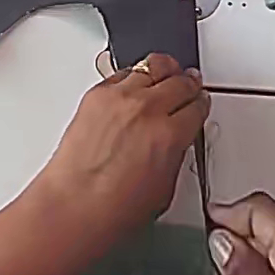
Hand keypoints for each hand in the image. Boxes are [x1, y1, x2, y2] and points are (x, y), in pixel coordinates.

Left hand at [30, 52, 209, 247]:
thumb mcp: (165, 188)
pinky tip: (136, 79)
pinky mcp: (97, 93)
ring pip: (152, 66)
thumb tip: (176, 139)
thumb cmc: (113, 208)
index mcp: (170, 135)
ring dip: (165, 69)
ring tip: (168, 69)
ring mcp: (120, 97)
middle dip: (188, 83)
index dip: (201, 104)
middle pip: (179, 82)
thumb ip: (175, 153)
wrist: (74, 206)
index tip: (200, 102)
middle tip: (189, 82)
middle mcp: (147, 109)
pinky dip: (133, 74)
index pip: (196, 107)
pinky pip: (122, 72)